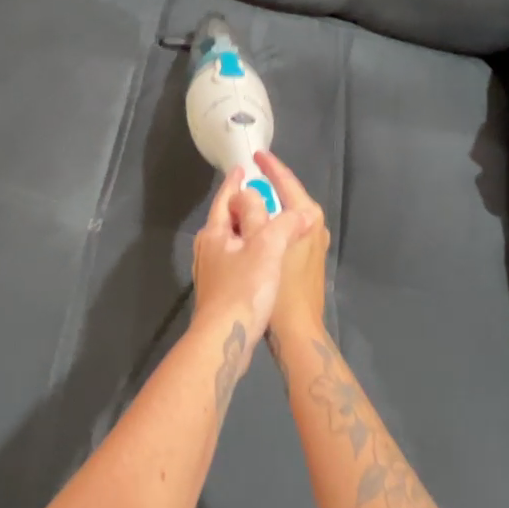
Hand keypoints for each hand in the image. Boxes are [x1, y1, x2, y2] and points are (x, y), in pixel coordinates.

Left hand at [192, 168, 310, 353]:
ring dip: (245, 231)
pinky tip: (260, 263)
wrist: (224, 339)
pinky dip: (247, 253)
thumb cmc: (244, 289)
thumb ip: (283, 223)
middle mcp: (207, 248)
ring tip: (264, 227)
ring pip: (229, 242)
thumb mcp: (268, 248)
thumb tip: (300, 209)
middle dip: (241, 206)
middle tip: (261, 196)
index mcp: (214, 232)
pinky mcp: (218, 292)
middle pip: (225, 219)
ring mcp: (210, 272)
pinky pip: (233, 261)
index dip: (236, 183)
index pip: (225, 198)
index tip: (243, 168)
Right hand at [256, 151, 329, 344]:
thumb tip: (246, 195)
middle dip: (269, 184)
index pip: (287, 182)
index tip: (256, 154)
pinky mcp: (308, 260)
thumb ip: (255, 214)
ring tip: (247, 198)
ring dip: (269, 206)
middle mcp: (315, 226)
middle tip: (247, 175)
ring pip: (288, 216)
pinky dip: (272, 224)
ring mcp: (313, 244)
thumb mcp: (263, 245)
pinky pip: (287, 231)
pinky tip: (255, 229)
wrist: (298, 332)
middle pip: (289, 196)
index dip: (270, 166)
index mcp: (308, 217)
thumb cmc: (281, 288)